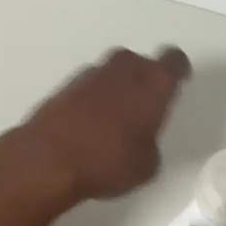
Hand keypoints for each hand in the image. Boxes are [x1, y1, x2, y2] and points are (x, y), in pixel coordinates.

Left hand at [0, 47, 190, 210]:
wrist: (48, 158)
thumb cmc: (109, 161)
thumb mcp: (147, 165)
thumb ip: (151, 142)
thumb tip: (140, 139)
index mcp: (154, 83)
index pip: (174, 60)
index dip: (177, 70)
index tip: (177, 82)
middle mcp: (125, 69)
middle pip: (140, 62)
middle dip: (144, 79)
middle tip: (144, 106)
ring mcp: (92, 73)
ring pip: (113, 72)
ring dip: (116, 87)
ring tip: (114, 120)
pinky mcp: (66, 84)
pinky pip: (90, 86)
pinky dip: (93, 99)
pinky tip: (89, 125)